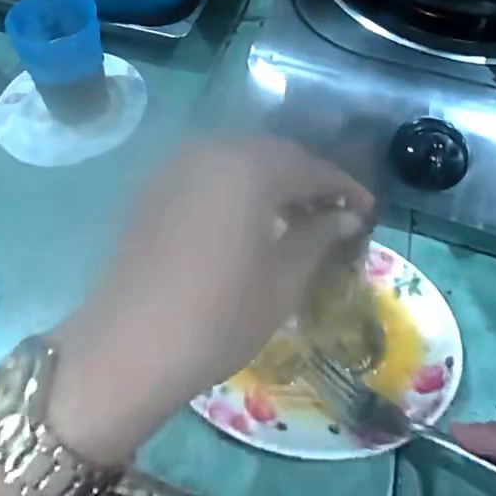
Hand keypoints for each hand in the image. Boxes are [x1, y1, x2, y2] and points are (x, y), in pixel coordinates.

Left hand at [50, 137, 374, 462]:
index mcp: (248, 167)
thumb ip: (318, 236)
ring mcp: (179, 164)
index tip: (367, 208)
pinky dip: (238, 184)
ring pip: (240, 159)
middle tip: (334, 210)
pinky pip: (210, 171)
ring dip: (272, 180)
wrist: (127, 346)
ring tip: (295, 214)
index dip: (342, 186)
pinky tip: (249, 215)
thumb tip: (346, 216)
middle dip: (307, 179)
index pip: (309, 167)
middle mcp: (212, 150)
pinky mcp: (157, 184)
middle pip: (273, 154)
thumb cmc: (217, 316)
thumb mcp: (282, 281)